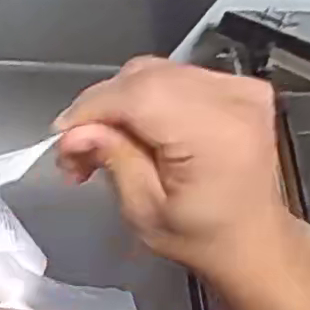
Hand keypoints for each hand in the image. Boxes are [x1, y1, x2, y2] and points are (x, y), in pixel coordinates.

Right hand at [54, 57, 309, 287]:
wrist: (248, 237)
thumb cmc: (198, 236)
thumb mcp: (143, 210)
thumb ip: (113, 161)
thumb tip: (75, 135)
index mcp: (215, 134)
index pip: (141, 94)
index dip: (92, 108)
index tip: (62, 137)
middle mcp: (233, 99)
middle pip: (145, 77)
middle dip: (98, 109)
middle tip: (74, 152)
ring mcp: (238, 87)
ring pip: (154, 73)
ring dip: (114, 105)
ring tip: (97, 147)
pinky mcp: (234, 86)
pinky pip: (172, 78)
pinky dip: (138, 101)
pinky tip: (125, 134)